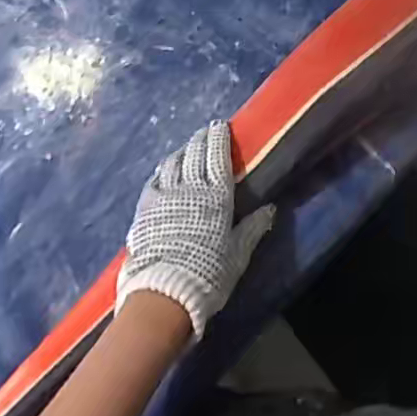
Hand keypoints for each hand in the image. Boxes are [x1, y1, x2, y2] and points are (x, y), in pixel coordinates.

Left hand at [116, 121, 274, 339]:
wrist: (165, 290)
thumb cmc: (208, 274)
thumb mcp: (237, 255)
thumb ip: (252, 229)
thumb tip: (270, 209)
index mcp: (216, 196)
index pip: (218, 156)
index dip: (219, 138)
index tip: (220, 125)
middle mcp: (190, 187)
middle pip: (195, 153)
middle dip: (201, 139)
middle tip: (206, 132)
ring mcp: (165, 193)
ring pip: (174, 161)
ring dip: (182, 151)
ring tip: (187, 148)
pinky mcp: (146, 204)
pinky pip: (156, 177)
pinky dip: (163, 169)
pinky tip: (165, 169)